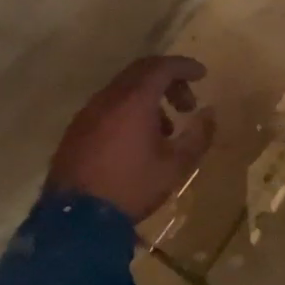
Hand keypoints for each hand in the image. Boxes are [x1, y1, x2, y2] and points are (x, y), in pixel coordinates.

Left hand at [45, 56, 214, 222]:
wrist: (74, 219)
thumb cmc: (131, 187)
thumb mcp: (175, 166)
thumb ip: (198, 136)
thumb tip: (210, 113)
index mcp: (135, 100)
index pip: (163, 67)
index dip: (185, 66)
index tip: (202, 75)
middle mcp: (109, 97)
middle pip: (142, 72)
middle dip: (169, 81)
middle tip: (187, 104)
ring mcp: (88, 112)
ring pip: (124, 89)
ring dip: (148, 98)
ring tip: (165, 129)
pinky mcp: (76, 129)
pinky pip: (108, 106)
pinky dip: (129, 110)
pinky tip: (137, 141)